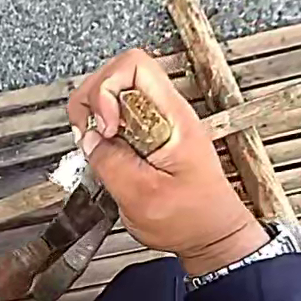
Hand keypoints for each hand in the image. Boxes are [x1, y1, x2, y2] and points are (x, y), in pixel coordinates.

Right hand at [66, 49, 267, 275]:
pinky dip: (100, 134)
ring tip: (95, 147)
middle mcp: (164, 112)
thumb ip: (111, 164)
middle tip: (90, 136)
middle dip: (92, 102)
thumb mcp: (143, 197)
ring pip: (113, 95)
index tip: (104, 129)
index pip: (133, 66)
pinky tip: (103, 155)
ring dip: (93, 118)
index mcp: (170, 118)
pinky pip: (116, 120)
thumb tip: (89, 140)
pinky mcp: (147, 137)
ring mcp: (155, 123)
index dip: (105, 91)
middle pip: (116, 74)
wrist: (212, 234)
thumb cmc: (189, 219)